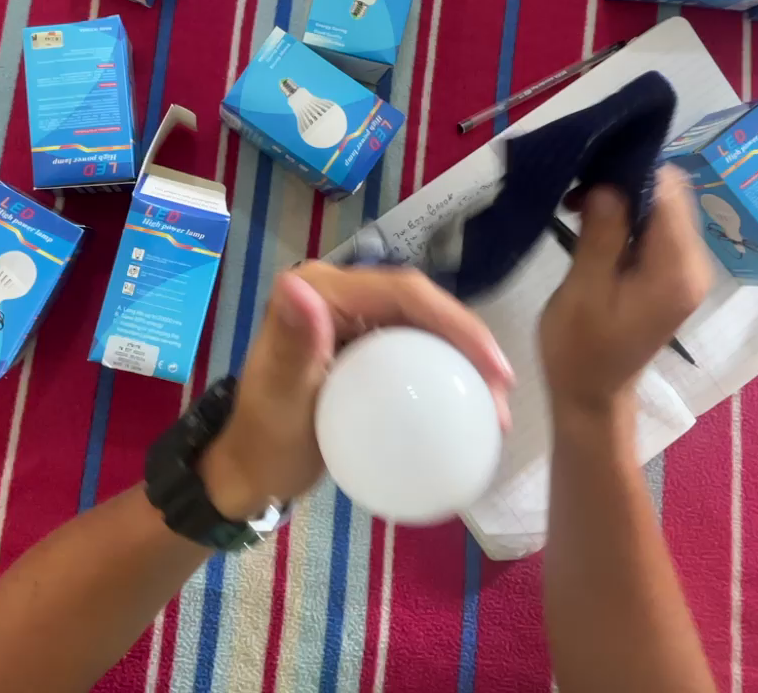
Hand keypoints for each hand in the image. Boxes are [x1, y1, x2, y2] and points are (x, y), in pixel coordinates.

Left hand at [200, 265, 515, 520]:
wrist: (253, 471)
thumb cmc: (265, 437)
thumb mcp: (279, 396)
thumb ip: (293, 344)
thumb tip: (298, 286)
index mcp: (318, 288)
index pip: (400, 291)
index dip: (454, 321)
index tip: (494, 370)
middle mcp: (337, 293)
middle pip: (418, 303)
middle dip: (468, 339)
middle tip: (504, 392)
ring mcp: (351, 320)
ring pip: (421, 325)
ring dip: (462, 357)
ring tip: (496, 404)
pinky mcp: (361, 346)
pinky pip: (412, 349)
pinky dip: (443, 373)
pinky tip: (469, 407)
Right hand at [540, 167, 711, 417]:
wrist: (591, 394)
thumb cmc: (580, 347)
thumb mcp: (583, 290)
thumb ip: (601, 235)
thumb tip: (608, 186)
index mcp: (675, 270)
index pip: (668, 194)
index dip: (630, 172)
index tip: (586, 170)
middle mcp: (691, 265)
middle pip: (668, 198)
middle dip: (622, 183)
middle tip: (572, 190)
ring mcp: (682, 271)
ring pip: (659, 210)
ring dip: (619, 200)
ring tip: (574, 205)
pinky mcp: (668, 275)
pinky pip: (653, 230)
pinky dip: (624, 218)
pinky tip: (590, 222)